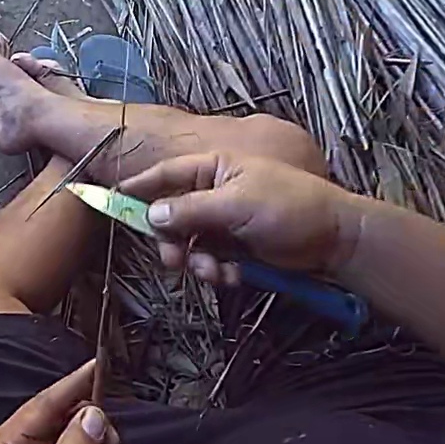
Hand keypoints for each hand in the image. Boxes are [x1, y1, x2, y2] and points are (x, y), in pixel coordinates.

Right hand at [120, 152, 367, 283]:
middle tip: (174, 261)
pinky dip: (216, 269)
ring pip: (189, 241)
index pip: (167, 173)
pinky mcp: (235, 244)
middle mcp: (214, 190)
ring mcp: (224, 218)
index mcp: (214, 167)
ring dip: (197, 260)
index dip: (140, 186)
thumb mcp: (236, 203)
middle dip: (173, 240)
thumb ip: (191, 208)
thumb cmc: (287, 207)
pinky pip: (209, 257)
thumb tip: (152, 213)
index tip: (113, 198)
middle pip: (172, 214)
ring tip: (214, 273)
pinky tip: (233, 276)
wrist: (332, 239)